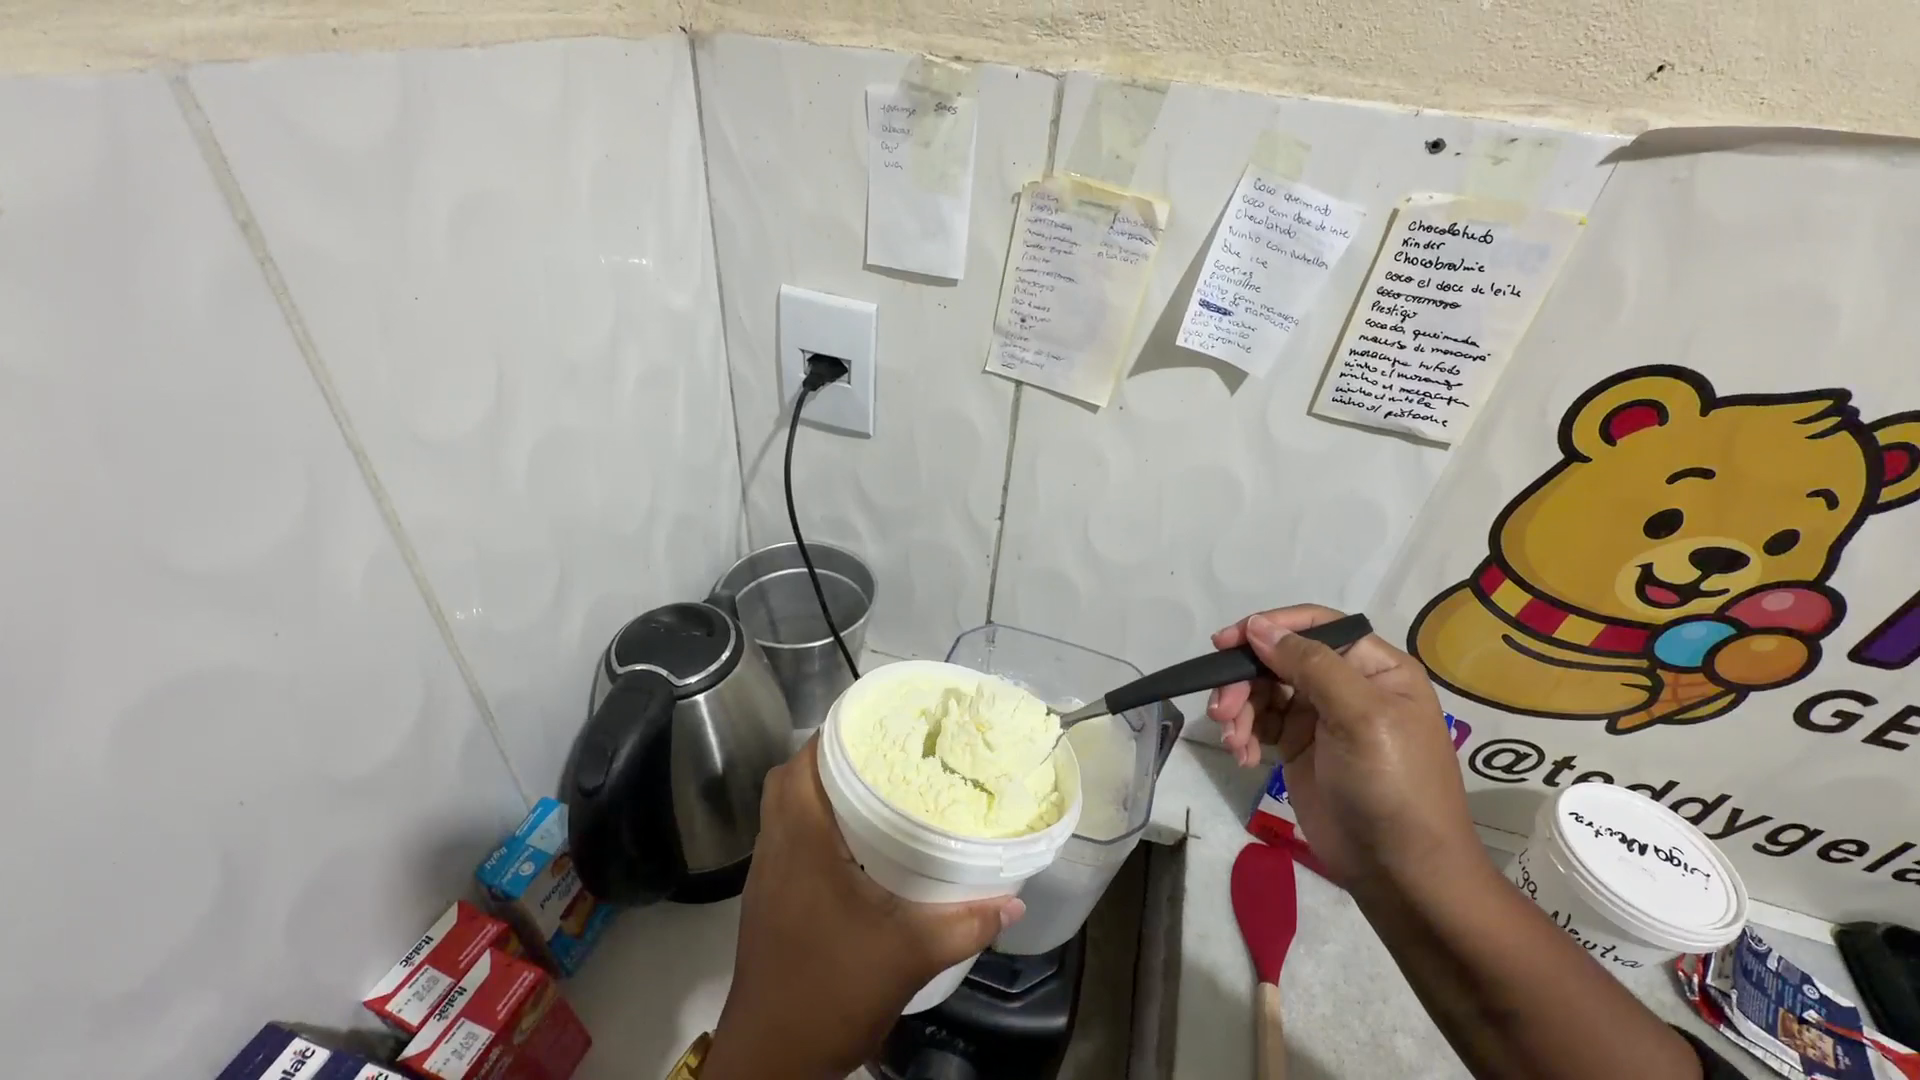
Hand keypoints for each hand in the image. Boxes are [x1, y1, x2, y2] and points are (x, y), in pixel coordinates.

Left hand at [703, 736, 1024, 1079]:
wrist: (772, 1059)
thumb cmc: (833, 991)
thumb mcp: (910, 954)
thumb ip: (965, 922)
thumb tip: (1014, 901)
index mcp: (801, 845)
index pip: (804, 765)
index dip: (834, 734)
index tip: (875, 721)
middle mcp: (775, 850)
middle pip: (789, 780)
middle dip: (829, 757)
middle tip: (881, 753)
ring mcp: (765, 877)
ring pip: (783, 810)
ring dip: (818, 790)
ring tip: (873, 785)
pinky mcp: (767, 902)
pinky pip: (785, 838)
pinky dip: (812, 824)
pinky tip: (853, 843)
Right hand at [1207, 605, 1479, 890]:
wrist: (1401, 872)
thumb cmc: (1392, 786)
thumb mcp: (1360, 717)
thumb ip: (1310, 665)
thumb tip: (1258, 626)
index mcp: (1375, 667)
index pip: (1315, 625)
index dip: (1269, 627)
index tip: (1225, 643)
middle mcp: (1346, 685)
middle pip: (1279, 658)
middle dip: (1245, 679)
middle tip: (1221, 710)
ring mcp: (1321, 718)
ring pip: (1263, 690)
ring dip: (1239, 709)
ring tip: (1232, 739)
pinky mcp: (1299, 748)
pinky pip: (1260, 723)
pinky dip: (1245, 734)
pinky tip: (1243, 755)